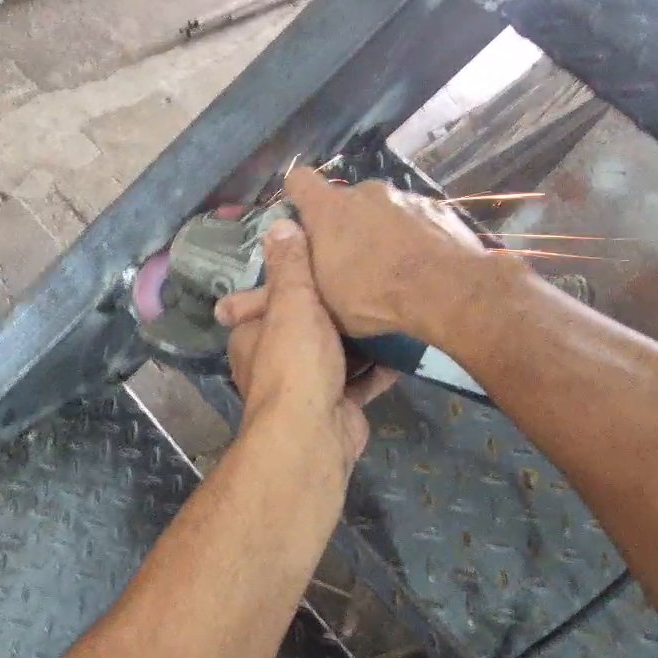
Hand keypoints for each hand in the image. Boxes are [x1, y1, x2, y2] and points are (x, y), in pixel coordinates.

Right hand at [220, 168, 489, 344]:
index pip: (299, 180)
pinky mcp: (439, 211)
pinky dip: (410, 240)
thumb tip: (221, 310)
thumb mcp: (311, 303)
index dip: (294, 195)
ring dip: (376, 234)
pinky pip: (414, 222)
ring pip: (380, 213)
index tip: (296, 217)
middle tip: (340, 266)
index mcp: (328, 209)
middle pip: (342, 202)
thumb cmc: (369, 294)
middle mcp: (365, 192)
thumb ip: (266, 300)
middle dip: (339, 227)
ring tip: (383, 273)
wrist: (447, 292)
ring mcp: (405, 198)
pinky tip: (415, 270)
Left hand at [221, 218, 395, 468]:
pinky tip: (405, 346)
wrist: (314, 432)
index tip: (328, 260)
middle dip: (334, 310)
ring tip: (392, 307)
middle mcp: (273, 361)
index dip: (296, 281)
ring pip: (336, 353)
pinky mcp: (338, 405)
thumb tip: (279, 225)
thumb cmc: (296, 361)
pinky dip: (379, 367)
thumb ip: (289, 265)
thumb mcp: (292, 302)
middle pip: (307, 326)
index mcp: (252, 336)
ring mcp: (306, 386)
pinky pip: (361, 379)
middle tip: (368, 280)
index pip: (270, 300)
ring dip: (360, 338)